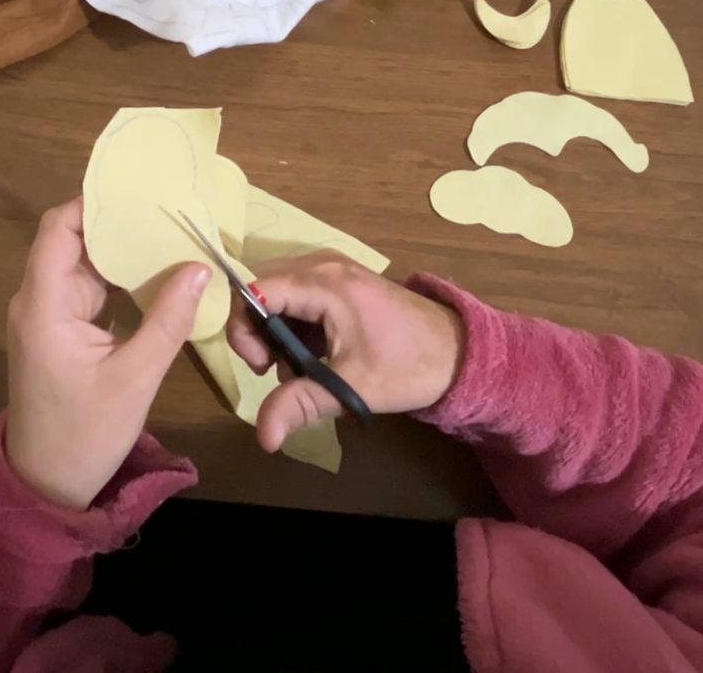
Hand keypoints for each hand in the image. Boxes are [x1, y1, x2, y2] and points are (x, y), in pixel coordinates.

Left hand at [4, 198, 208, 509]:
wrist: (46, 484)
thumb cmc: (85, 433)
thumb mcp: (136, 378)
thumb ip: (169, 320)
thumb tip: (201, 268)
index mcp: (45, 305)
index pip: (59, 229)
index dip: (92, 202)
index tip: (136, 187)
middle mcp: (39, 301)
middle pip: (73, 241)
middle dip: (117, 222)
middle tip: (165, 205)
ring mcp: (49, 315)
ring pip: (84, 263)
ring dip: (121, 248)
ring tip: (167, 230)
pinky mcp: (61, 330)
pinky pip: (89, 288)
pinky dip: (119, 276)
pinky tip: (155, 269)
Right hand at [226, 252, 463, 452]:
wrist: (457, 352)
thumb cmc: (406, 366)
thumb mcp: (350, 388)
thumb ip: (300, 404)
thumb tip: (263, 438)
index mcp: (324, 283)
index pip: (254, 290)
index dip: (244, 328)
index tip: (262, 367)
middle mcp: (322, 264)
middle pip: (261, 286)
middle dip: (257, 330)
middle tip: (275, 369)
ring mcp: (331, 266)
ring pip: (276, 289)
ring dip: (275, 328)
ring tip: (299, 366)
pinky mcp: (338, 277)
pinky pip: (295, 291)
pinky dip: (292, 321)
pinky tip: (312, 352)